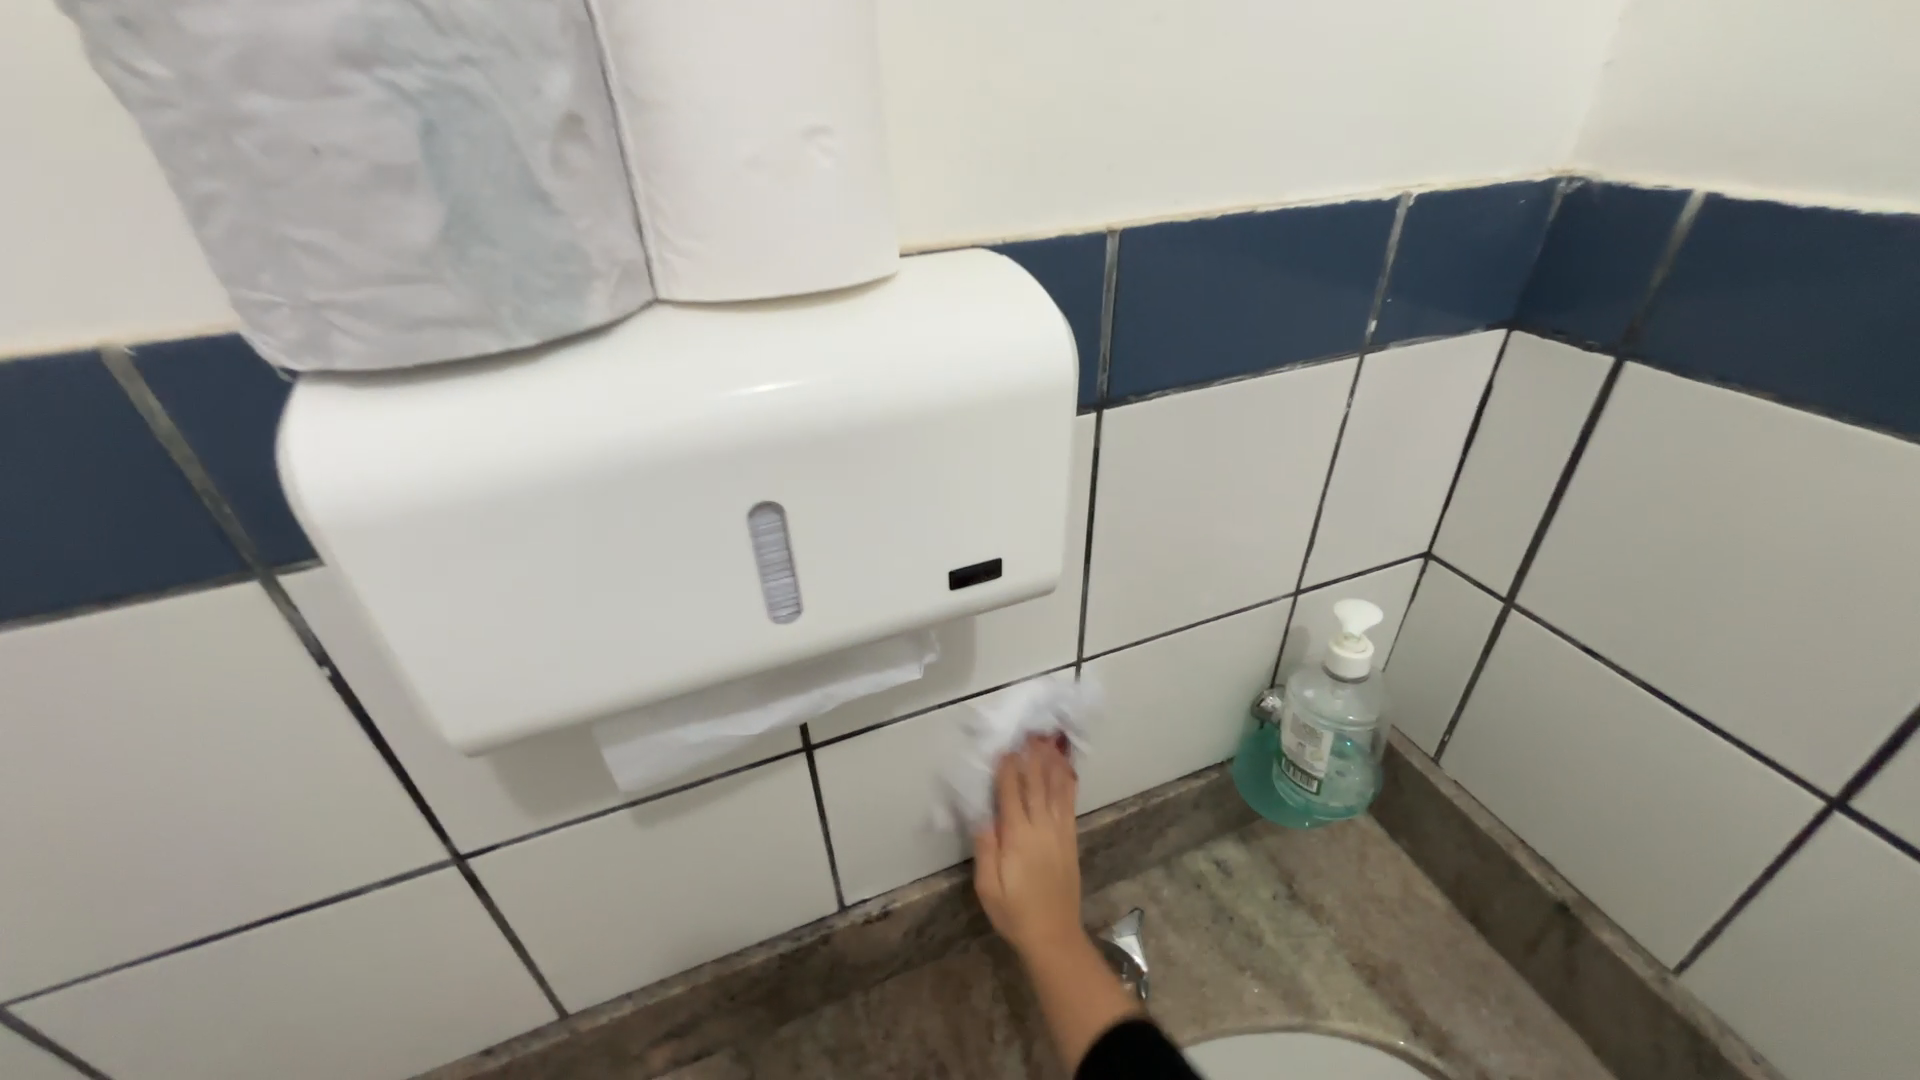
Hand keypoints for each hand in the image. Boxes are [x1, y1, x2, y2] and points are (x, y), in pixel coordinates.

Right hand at [972, 736, 1084, 962]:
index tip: (1004, 745)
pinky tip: (1065, 769)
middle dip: (1030, 756)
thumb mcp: (988, 886)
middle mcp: (1040, 828)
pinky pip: (1069, 803)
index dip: (1007, 768)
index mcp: (1017, 838)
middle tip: (1027, 731)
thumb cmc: (1014, 913)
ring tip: (1046, 740)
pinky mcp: (1070, 839)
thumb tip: (981, 814)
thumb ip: (986, 847)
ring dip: (1050, 762)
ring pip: (1054, 789)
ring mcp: (1059, 832)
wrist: (1054, 936)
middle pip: (1034, 784)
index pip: (1010, 794)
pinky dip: (1067, 782)